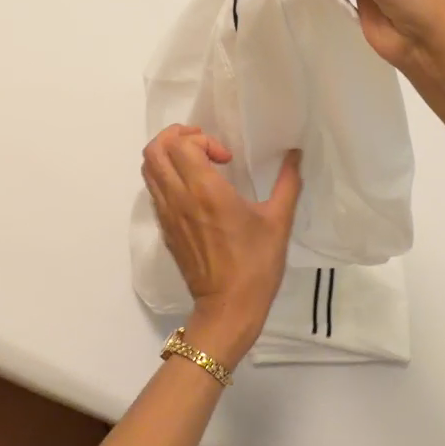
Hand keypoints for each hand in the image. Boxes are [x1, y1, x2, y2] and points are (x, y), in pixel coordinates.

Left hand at [140, 125, 301, 365]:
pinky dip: (165, 176)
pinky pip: (153, 189)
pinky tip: (192, 188)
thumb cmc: (255, 264)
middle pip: (154, 150)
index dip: (202, 139)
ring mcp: (166, 214)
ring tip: (195, 163)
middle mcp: (178, 197)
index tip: (226, 157)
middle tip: (203, 145)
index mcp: (205, 191)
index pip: (181, 144)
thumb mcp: (278, 221)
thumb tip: (296, 154)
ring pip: (149, 168)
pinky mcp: (164, 228)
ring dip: (167, 155)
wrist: (228, 308)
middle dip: (176, 137)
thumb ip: (288, 182)